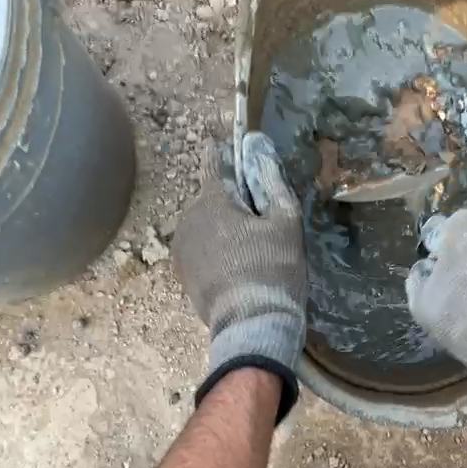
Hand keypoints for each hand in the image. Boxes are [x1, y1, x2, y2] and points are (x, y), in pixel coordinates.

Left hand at [174, 132, 305, 419]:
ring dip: (224, 227)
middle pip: (213, 197)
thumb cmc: (273, 268)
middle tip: (262, 218)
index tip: (236, 144)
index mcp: (211, 200)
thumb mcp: (285, 222)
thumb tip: (262, 152)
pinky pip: (201, 248)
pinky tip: (239, 266)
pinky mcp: (182, 273)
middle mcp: (187, 217)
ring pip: (206, 224)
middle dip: (233, 201)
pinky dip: (217, 250)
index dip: (228, 152)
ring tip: (252, 247)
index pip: (216, 162)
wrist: (251, 323)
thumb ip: (273, 183)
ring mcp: (180, 247)